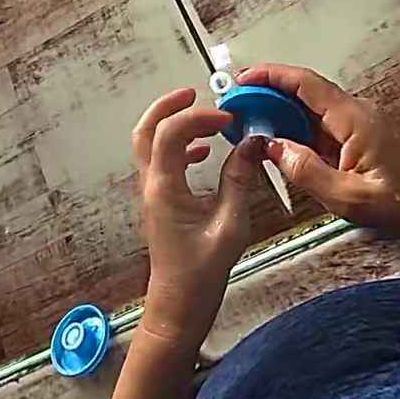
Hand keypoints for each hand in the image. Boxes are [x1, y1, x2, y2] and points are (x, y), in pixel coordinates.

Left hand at [131, 87, 264, 349]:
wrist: (179, 305)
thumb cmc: (202, 272)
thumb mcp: (230, 224)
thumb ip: (240, 179)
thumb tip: (253, 144)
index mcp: (165, 187)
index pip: (172, 132)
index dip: (200, 118)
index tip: (230, 121)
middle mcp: (153, 185)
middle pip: (146, 131)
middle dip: (167, 107)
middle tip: (193, 93)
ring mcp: (154, 193)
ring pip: (151, 145)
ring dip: (173, 125)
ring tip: (205, 118)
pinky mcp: (162, 202)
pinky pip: (164, 163)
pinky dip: (181, 147)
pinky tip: (205, 152)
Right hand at [236, 64, 399, 249]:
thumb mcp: (350, 198)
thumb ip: (306, 171)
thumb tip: (273, 147)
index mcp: (354, 120)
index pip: (305, 84)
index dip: (271, 76)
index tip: (242, 79)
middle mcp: (356, 114)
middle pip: (304, 92)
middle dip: (268, 92)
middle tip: (236, 103)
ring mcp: (358, 125)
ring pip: (310, 109)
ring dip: (280, 112)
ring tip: (248, 121)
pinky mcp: (359, 139)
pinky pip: (320, 127)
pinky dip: (296, 130)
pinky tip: (278, 143)